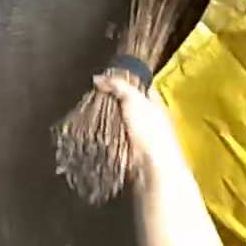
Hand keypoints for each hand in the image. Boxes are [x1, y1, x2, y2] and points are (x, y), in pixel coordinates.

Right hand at [94, 74, 189, 188]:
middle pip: (128, 102)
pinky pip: (114, 135)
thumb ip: (117, 85)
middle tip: (93, 93)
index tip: (105, 77)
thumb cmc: (149, 130)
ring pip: (119, 119)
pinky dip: (105, 132)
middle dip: (111, 98)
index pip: (140, 86)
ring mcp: (140, 136)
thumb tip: (97, 79)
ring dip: (106, 116)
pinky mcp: (130, 150)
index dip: (125, 79)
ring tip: (89, 109)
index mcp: (156, 104)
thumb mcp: (133, 98)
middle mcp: (150, 118)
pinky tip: (94, 127)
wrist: (152, 169)